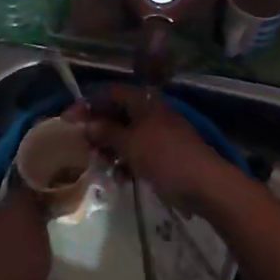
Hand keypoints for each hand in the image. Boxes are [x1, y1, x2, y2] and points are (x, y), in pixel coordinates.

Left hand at [0, 184, 49, 279]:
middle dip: (19, 207)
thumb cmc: (32, 265)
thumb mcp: (44, 239)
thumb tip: (38, 206)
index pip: (23, 188)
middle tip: (31, 217)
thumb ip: (38, 218)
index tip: (39, 196)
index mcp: (17, 204)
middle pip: (9, 202)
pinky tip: (7, 248)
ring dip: (7, 222)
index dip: (31, 191)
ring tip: (20, 234)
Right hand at [75, 86, 226, 207]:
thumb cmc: (166, 158)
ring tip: (100, 164)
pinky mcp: (168, 152)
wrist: (210, 186)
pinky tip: (121, 176)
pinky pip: (140, 149)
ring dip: (112, 146)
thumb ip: (106, 132)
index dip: (88, 104)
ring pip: (128, 133)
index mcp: (143, 102)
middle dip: (99, 128)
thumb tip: (86, 124)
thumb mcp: (130, 145)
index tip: (69, 120)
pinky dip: (128, 159)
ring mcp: (161, 132)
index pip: (109, 93)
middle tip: (82, 145)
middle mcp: (151, 111)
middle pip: (118, 113)